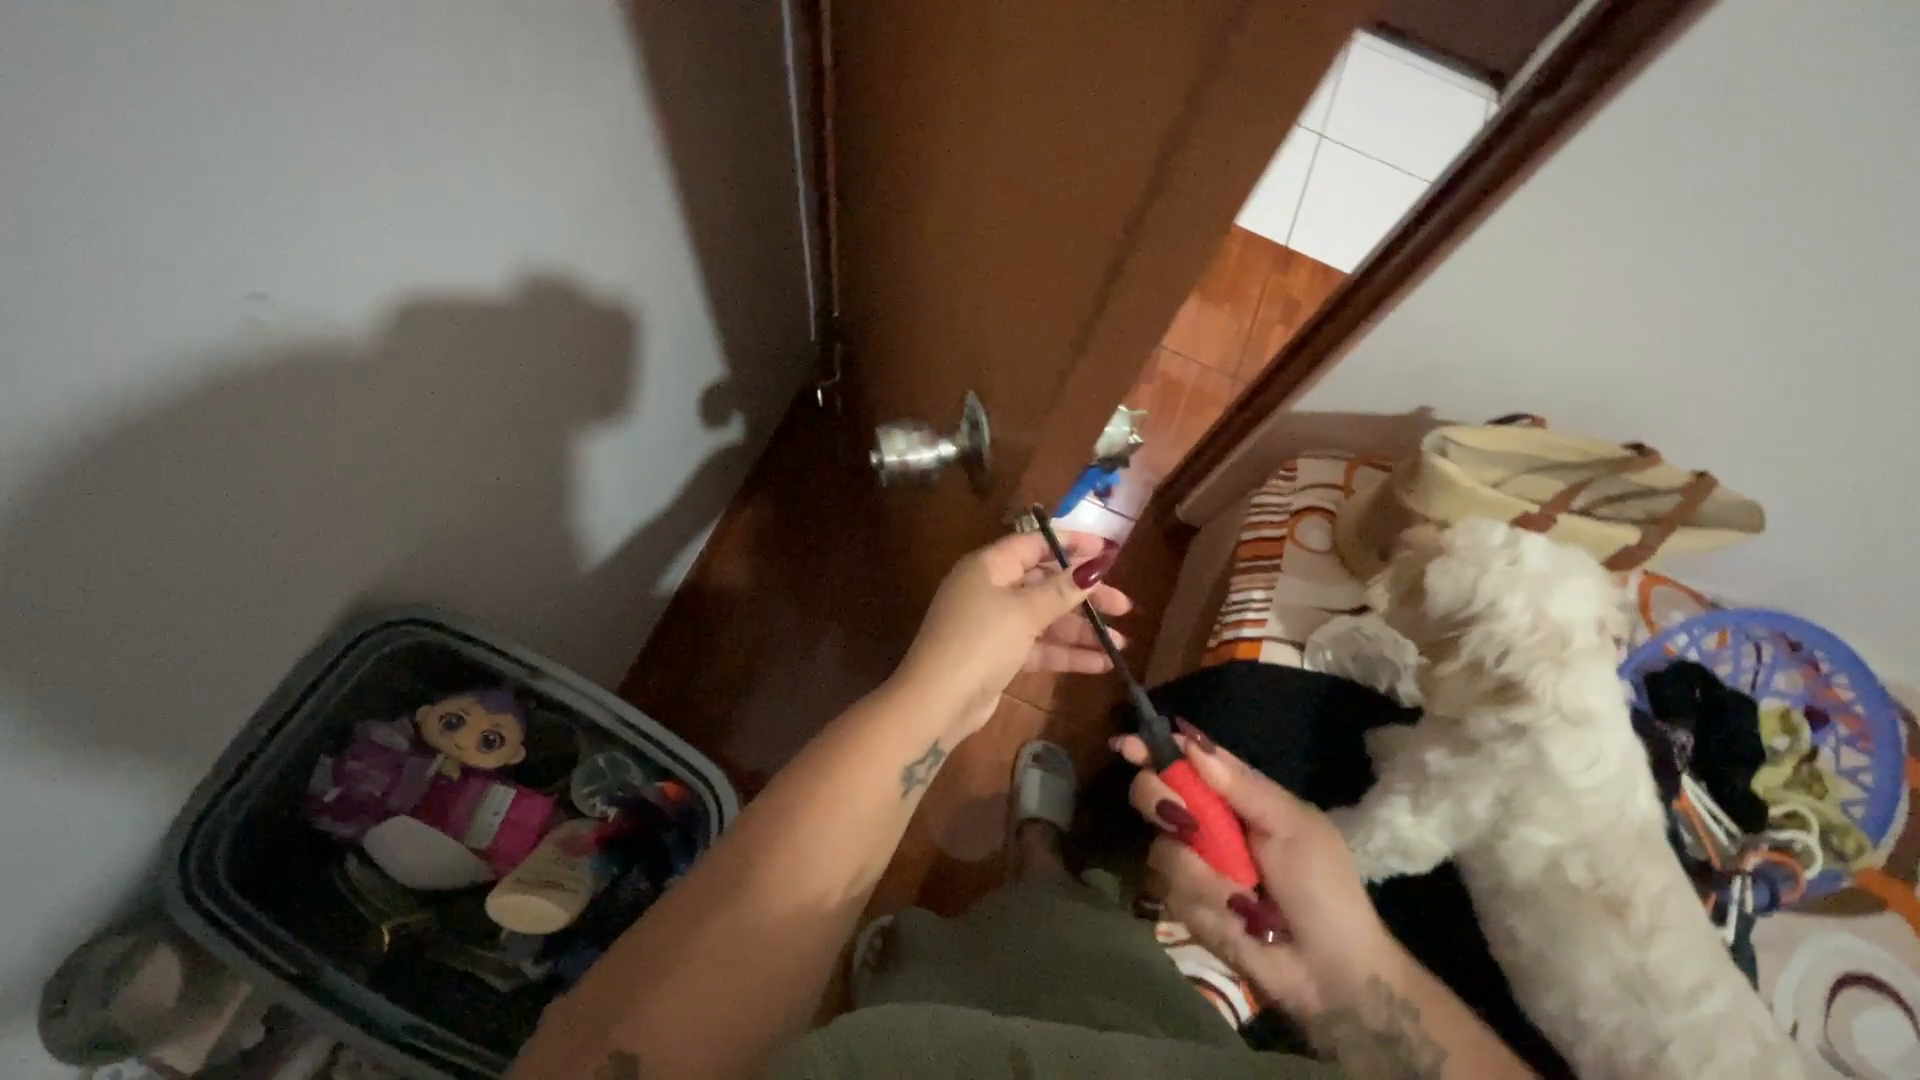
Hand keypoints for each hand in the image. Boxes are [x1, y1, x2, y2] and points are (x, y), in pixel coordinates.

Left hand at [895, 530, 1130, 739]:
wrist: (937, 701)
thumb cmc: (979, 642)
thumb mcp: (1023, 612)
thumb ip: (1062, 589)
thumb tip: (1097, 565)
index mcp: (989, 567)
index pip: (1035, 544)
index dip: (1073, 545)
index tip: (1108, 553)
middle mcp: (991, 590)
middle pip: (1045, 583)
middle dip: (1085, 596)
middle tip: (1124, 607)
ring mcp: (995, 625)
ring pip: (1046, 619)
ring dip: (1082, 630)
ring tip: (1121, 644)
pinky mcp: (1000, 656)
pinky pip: (1039, 646)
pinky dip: (1067, 653)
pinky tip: (1100, 664)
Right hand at [1116, 730, 1401, 1017]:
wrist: (1329, 972)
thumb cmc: (1323, 888)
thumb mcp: (1294, 826)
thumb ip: (1243, 785)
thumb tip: (1190, 743)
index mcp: (1236, 796)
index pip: (1187, 761)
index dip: (1154, 749)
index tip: (1125, 745)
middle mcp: (1206, 824)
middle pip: (1154, 794)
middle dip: (1160, 802)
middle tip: (1186, 822)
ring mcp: (1192, 864)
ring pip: (1161, 847)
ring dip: (1200, 872)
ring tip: (1242, 896)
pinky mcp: (1184, 904)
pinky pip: (1170, 889)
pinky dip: (1204, 902)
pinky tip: (1235, 917)